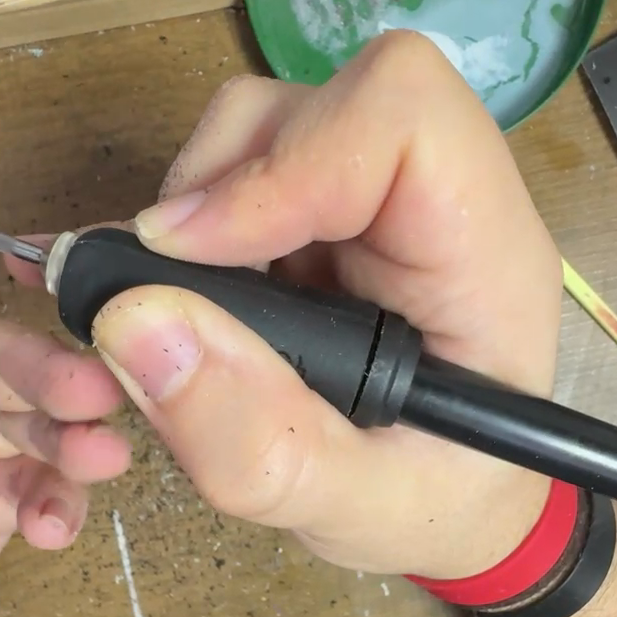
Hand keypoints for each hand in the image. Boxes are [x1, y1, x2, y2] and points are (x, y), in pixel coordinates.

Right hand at [14, 33, 561, 579]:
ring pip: (260, 134)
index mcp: (483, 257)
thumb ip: (260, 445)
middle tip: (167, 299)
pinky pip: (239, 182)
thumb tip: (133, 325)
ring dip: (193, 216)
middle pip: (310, 108)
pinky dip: (190, 240)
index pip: (400, 116)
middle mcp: (432, 206)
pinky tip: (193, 313)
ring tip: (183, 318)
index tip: (191, 254)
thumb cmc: (438, 509)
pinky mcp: (326, 226)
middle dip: (214, 191)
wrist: (455, 505)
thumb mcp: (355, 508)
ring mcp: (373, 208)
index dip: (285, 163)